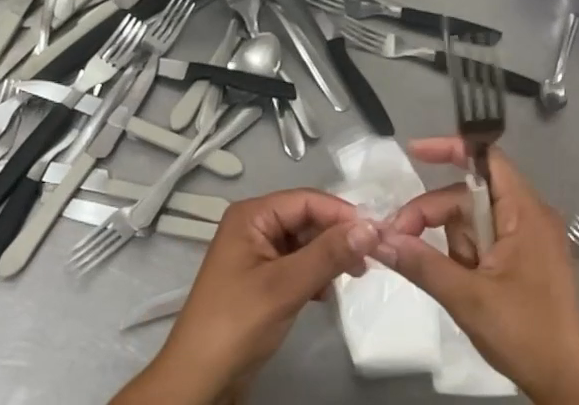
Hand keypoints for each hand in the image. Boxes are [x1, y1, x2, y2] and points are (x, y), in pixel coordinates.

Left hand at [113, 188, 379, 404]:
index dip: (342, 213)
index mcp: (252, 215)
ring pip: (305, 243)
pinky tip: (327, 292)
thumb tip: (370, 227)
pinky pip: (298, 264)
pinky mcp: (263, 280)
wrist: (201, 378)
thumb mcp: (285, 286)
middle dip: (337, 236)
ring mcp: (257, 254)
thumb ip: (328, 254)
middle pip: (306, 219)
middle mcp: (254, 227)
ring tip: (355, 275)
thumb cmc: (237, 322)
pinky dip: (316, 274)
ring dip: (329, 256)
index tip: (377, 232)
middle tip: (371, 258)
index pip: (306, 200)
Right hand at [376, 138, 578, 404]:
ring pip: (473, 222)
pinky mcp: (526, 263)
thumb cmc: (526, 333)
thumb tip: (379, 238)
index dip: (450, 149)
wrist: (569, 385)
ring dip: (453, 245)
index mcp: (525, 212)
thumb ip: (421, 263)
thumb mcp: (467, 297)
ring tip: (454, 282)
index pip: (486, 158)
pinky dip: (465, 258)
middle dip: (435, 215)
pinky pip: (485, 243)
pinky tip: (462, 285)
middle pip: (469, 194)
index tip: (413, 152)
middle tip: (401, 240)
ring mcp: (529, 240)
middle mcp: (530, 217)